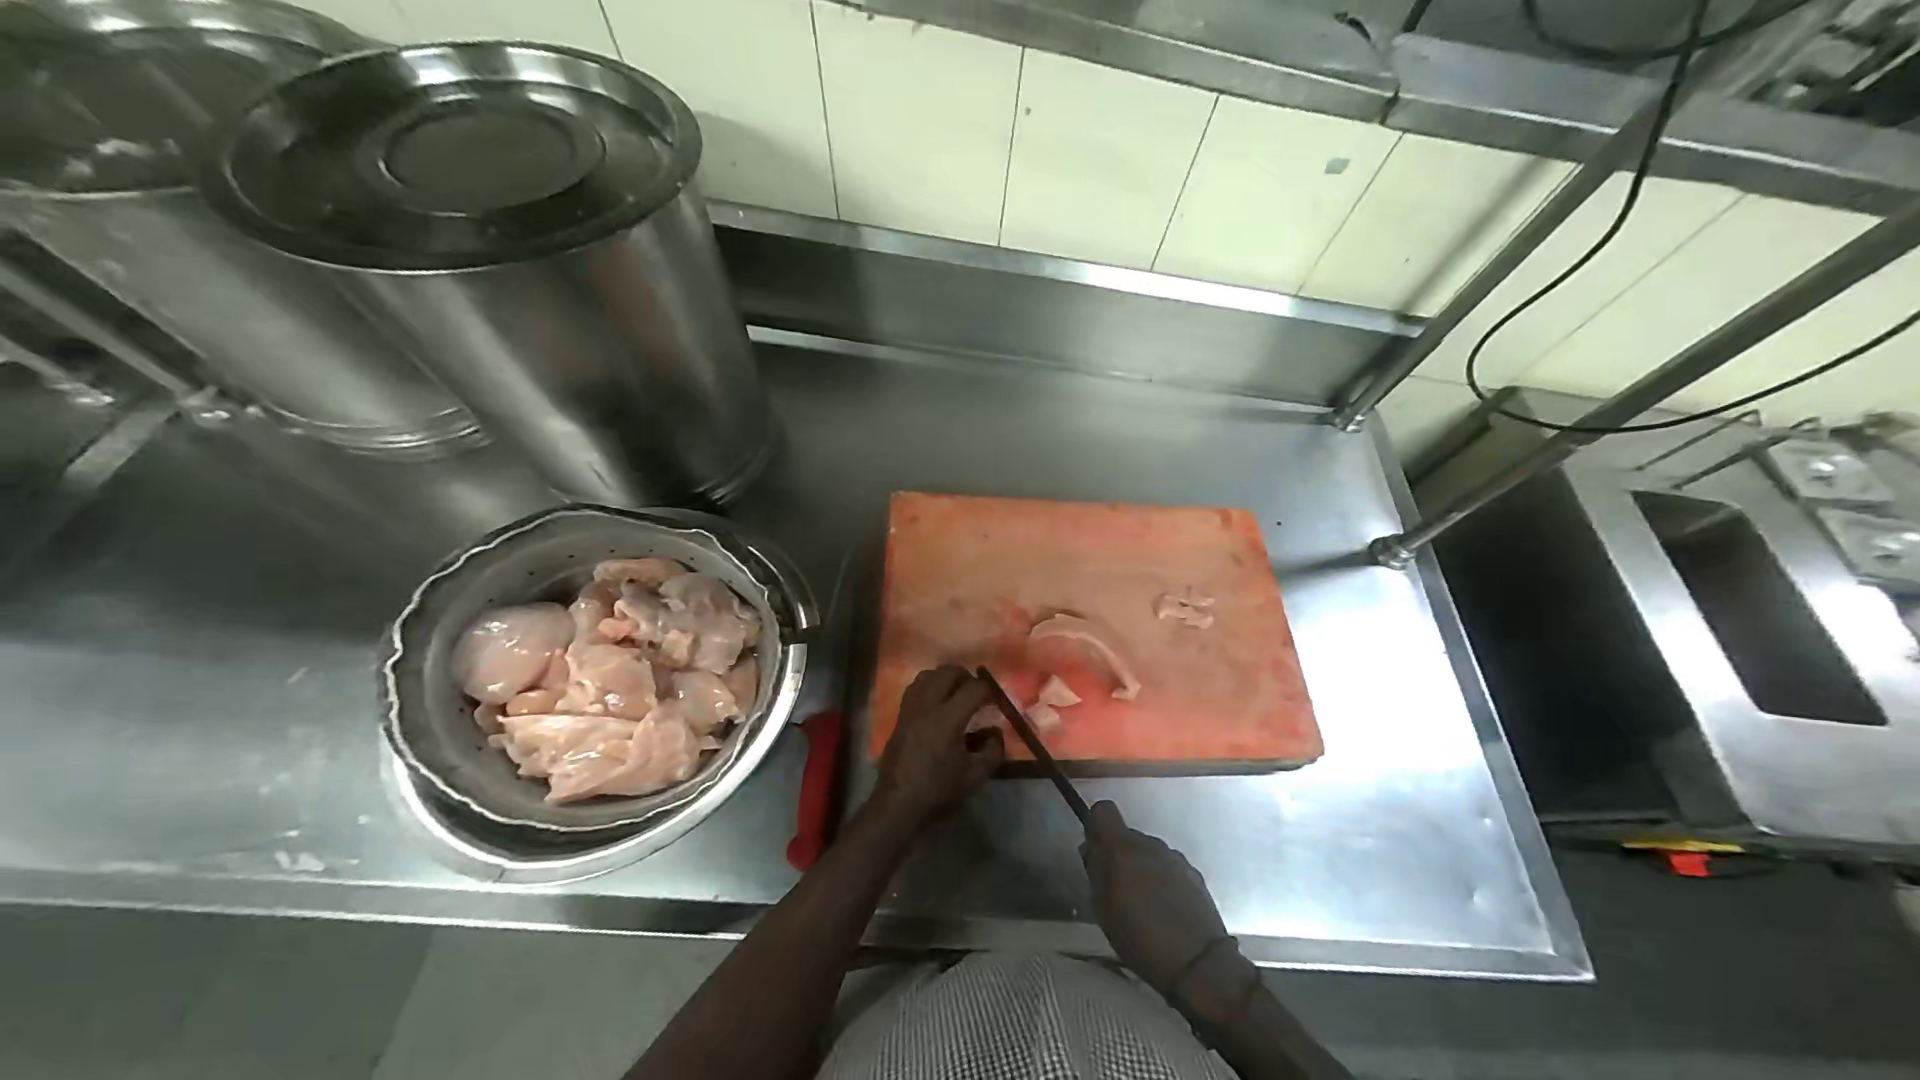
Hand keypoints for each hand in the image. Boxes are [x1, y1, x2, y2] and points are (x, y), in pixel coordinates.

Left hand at [871, 665, 1005, 828]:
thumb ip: (993, 751)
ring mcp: (910, 709)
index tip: (995, 702)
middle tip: (976, 693)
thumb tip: (996, 732)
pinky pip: (914, 688)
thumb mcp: (975, 776)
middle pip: (948, 671)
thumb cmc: (938, 791)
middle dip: (966, 677)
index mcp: (948, 719)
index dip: (989, 691)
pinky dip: (928, 687)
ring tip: (955, 694)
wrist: (898, 803)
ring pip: (927, 675)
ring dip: (944, 678)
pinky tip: (936, 705)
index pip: (974, 688)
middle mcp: (927, 706)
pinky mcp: (899, 716)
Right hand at [1081, 801, 1239, 998]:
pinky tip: (1165, 911)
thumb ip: (1095, 871)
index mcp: (1123, 847)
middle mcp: (1150, 844)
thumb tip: (1092, 847)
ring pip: (1148, 853)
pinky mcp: (1194, 874)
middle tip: (1117, 891)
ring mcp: (1175, 857)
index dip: (1096, 826)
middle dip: (1119, 856)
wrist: (1199, 964)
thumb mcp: (1103, 909)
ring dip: (1141, 869)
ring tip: (1143, 905)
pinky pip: (1168, 867)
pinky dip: (1162, 880)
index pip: (1104, 810)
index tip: (1096, 852)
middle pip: (1127, 836)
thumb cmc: (1140, 938)